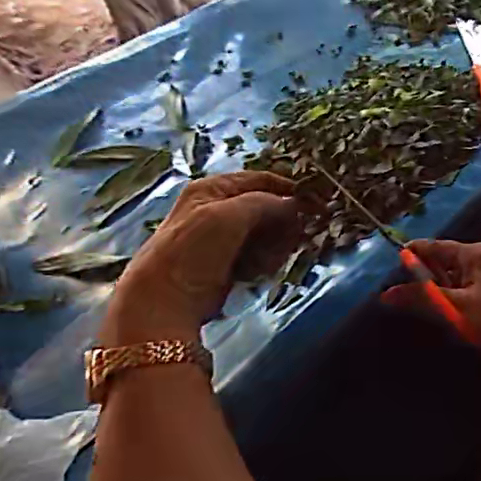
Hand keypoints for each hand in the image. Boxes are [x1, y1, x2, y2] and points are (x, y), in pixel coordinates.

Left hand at [104, 172, 299, 342]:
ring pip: (267, 234)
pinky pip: (259, 255)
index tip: (316, 203)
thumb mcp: (229, 216)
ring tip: (267, 260)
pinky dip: (265, 262)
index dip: (289, 189)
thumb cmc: (192, 251)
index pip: (261, 180)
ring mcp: (223, 238)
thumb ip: (266, 202)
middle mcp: (218, 208)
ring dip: (275, 246)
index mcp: (212, 188)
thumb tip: (296, 203)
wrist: (164, 301)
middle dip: (283, 223)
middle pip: (267, 208)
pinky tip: (258, 271)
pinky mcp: (228, 264)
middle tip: (295, 237)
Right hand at [382, 240, 480, 358]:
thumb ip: (423, 299)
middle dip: (428, 278)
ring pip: (463, 276)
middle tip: (410, 301)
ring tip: (435, 312)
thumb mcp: (458, 310)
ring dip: (447, 291)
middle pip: (448, 260)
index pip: (433, 247)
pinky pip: (478, 286)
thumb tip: (386, 294)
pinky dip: (464, 298)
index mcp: (476, 252)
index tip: (391, 274)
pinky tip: (463, 318)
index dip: (411, 258)